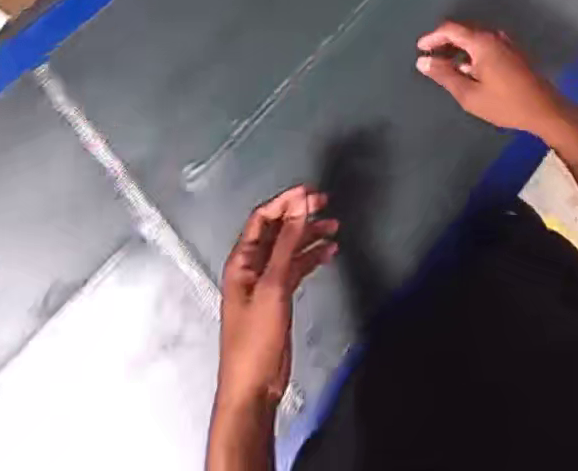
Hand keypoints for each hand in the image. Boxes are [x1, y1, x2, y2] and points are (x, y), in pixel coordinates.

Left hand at [218, 185, 338, 408]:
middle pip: (278, 230)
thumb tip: (300, 204)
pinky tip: (331, 252)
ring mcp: (266, 281)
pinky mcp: (280, 295)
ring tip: (335, 226)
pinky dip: (313, 256)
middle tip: (326, 202)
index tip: (311, 191)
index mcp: (242, 261)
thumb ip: (287, 242)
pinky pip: (297, 266)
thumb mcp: (273, 285)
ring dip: (310, 234)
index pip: (262, 219)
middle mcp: (253, 266)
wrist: (254, 386)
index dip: (285, 201)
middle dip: (300, 214)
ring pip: (290, 247)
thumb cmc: (257, 336)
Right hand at [415, 22, 577, 142]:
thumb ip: (445, 75)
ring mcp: (506, 43)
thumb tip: (423, 61)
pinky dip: (471, 52)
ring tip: (443, 65)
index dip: (433, 37)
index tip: (420, 49)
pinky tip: (465, 69)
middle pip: (463, 30)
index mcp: (482, 41)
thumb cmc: (505, 103)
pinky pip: (485, 44)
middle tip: (429, 57)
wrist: (544, 109)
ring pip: (475, 38)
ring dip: (458, 47)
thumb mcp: (469, 93)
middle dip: (444, 41)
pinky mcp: (512, 52)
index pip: (451, 29)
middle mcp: (494, 36)